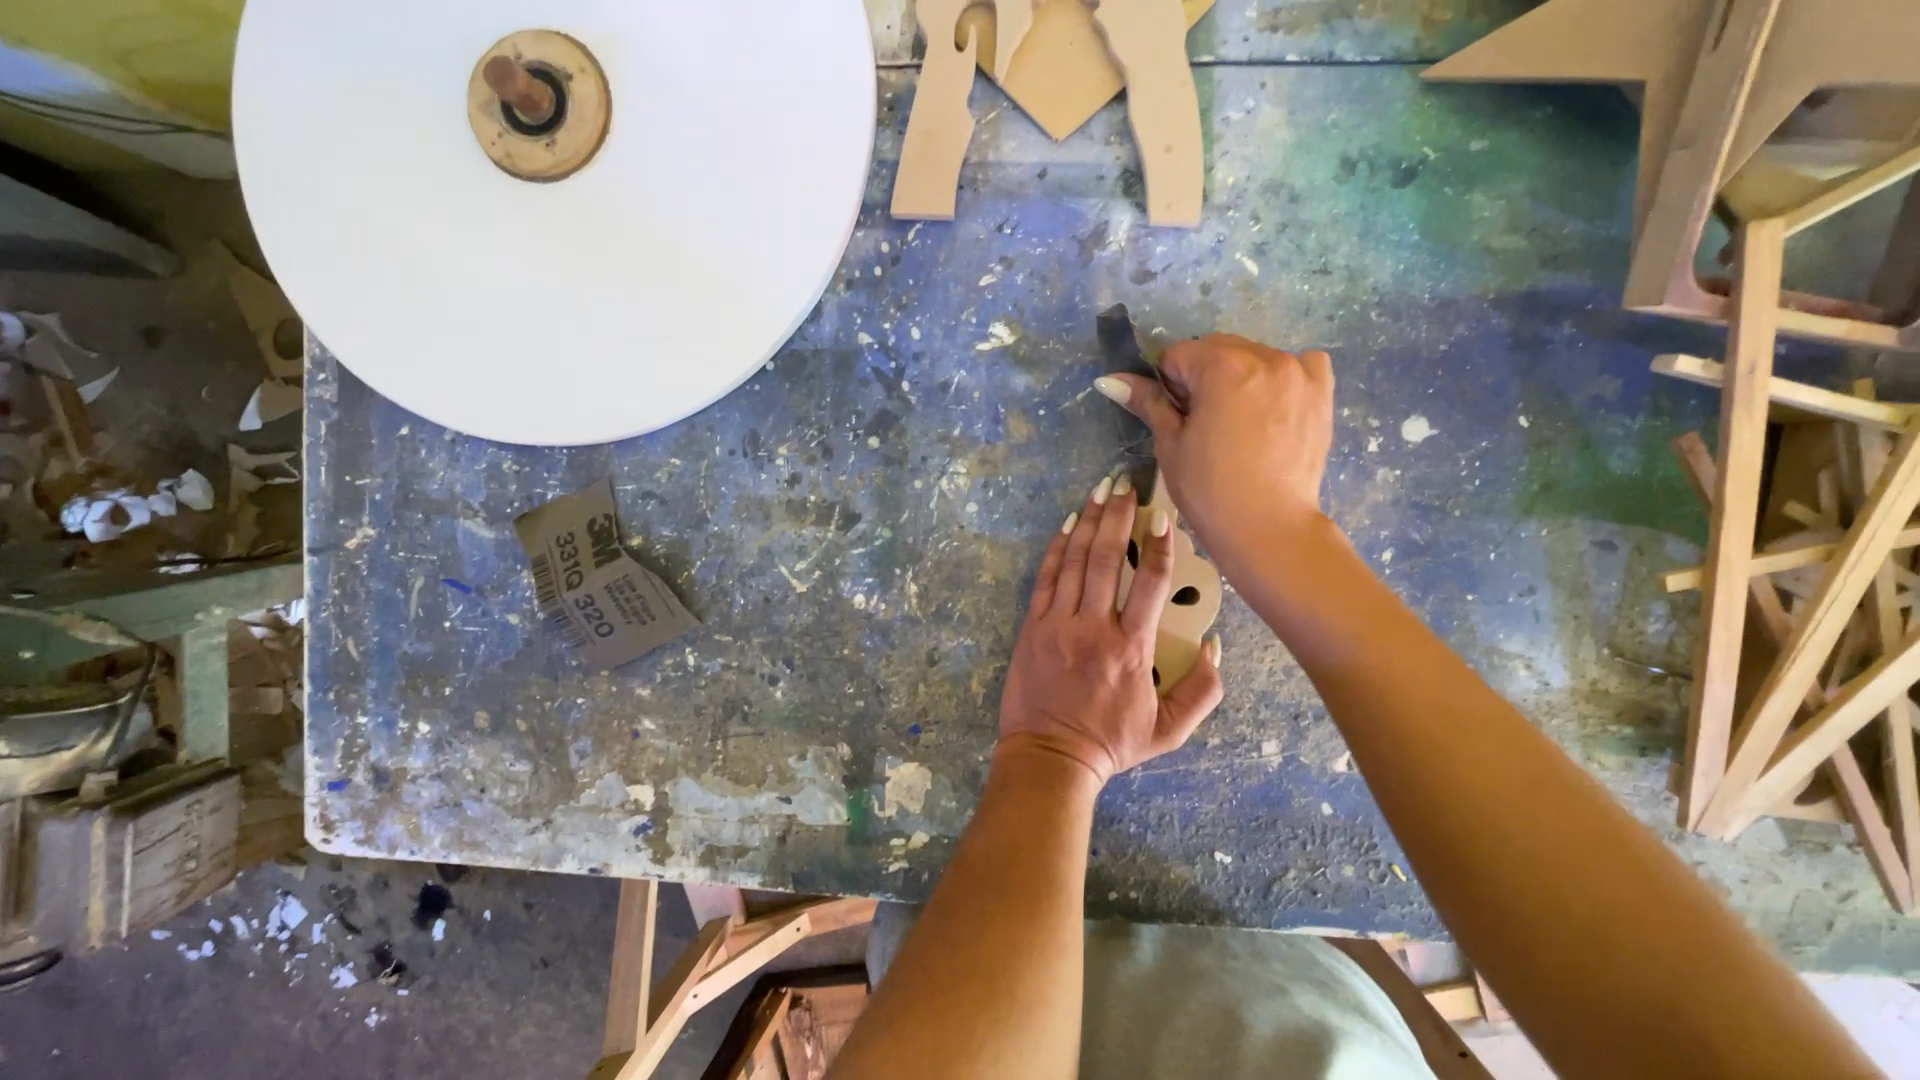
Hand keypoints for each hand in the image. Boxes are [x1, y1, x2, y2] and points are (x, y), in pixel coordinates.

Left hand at [998, 472, 1223, 783]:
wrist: (1049, 758)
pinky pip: (1046, 579)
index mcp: (1132, 648)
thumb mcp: (1170, 729)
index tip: (1165, 516)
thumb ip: (1202, 690)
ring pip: (1075, 561)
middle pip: (1108, 558)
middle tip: (1125, 484)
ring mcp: (1059, 624)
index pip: (1152, 583)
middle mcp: (1095, 627)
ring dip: (1088, 522)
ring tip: (1099, 491)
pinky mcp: (1032, 628)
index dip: (1161, 545)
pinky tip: (1067, 525)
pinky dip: (1057, 549)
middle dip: (1118, 516)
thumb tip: (1216, 645)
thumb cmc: (1111, 743)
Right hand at [1093, 334, 1333, 549]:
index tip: (1176, 419)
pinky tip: (1274, 408)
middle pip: (1217, 350)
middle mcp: (1265, 357)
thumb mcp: (1170, 444)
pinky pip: (1300, 365)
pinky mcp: (1321, 393)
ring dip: (1239, 377)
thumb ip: (1147, 402)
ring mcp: (1299, 373)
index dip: (1169, 386)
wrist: (1268, 529)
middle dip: (1203, 377)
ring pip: (1254, 357)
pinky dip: (1283, 378)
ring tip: (1239, 423)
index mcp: (1223, 367)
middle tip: (1204, 424)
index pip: (1178, 355)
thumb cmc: (1209, 490)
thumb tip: (1110, 379)